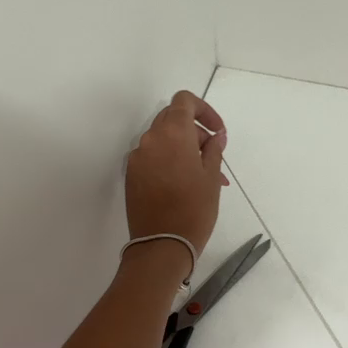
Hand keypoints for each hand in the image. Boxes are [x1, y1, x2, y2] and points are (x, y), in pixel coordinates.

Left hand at [125, 90, 227, 261]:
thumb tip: (215, 136)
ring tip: (203, 176)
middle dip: (194, 131)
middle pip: (172, 120)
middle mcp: (150, 140)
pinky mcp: (131, 175)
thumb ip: (213, 150)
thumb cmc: (193, 209)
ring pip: (162, 140)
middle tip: (212, 156)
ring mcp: (137, 158)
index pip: (184, 102)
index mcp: (171, 133)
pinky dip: (168, 161)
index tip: (217, 132)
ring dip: (183, 149)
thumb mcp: (211, 178)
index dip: (204, 110)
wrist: (161, 245)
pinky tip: (184, 184)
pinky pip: (152, 157)